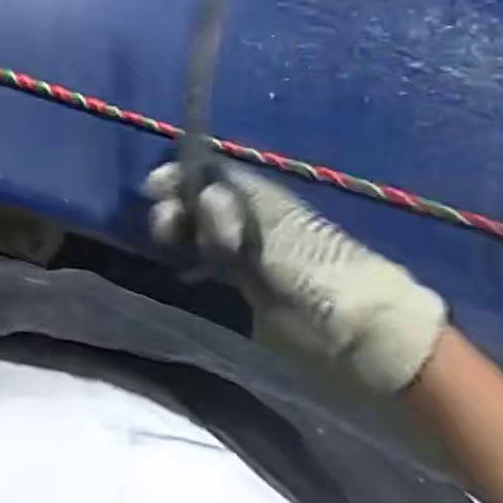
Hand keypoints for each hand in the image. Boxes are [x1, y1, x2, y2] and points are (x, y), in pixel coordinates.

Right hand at [144, 162, 445, 392]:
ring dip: (176, 230)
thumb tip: (199, 192)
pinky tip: (182, 262)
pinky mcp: (235, 275)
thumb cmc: (315, 268)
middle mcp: (246, 216)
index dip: (180, 175)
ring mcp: (240, 246)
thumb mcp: (274, 227)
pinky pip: (198, 254)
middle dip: (174, 206)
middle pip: (195, 199)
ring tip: (171, 245)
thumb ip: (232, 205)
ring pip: (193, 226)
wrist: (348, 328)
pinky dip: (185, 254)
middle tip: (165, 226)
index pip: (209, 174)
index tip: (154, 187)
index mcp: (257, 197)